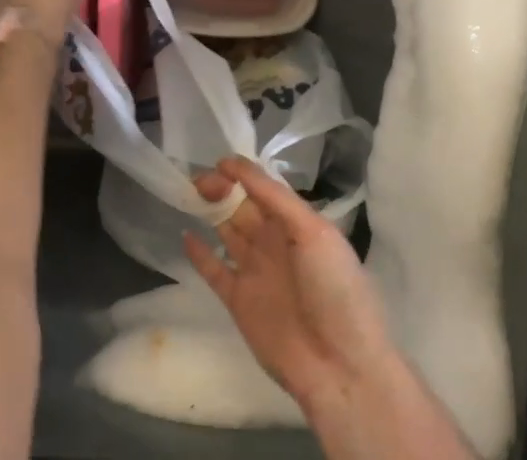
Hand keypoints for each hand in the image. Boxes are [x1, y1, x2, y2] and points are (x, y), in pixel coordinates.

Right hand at [184, 156, 403, 413]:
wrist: (341, 365)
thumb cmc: (336, 290)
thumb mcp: (314, 233)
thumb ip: (276, 199)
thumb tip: (237, 166)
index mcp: (299, 226)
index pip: (266, 190)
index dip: (243, 174)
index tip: (218, 162)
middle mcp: (276, 244)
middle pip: (243, 207)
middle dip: (222, 188)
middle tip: (200, 180)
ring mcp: (256, 272)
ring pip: (228, 232)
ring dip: (210, 212)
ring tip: (188, 193)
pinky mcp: (238, 300)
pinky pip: (214, 270)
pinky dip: (199, 253)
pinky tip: (186, 234)